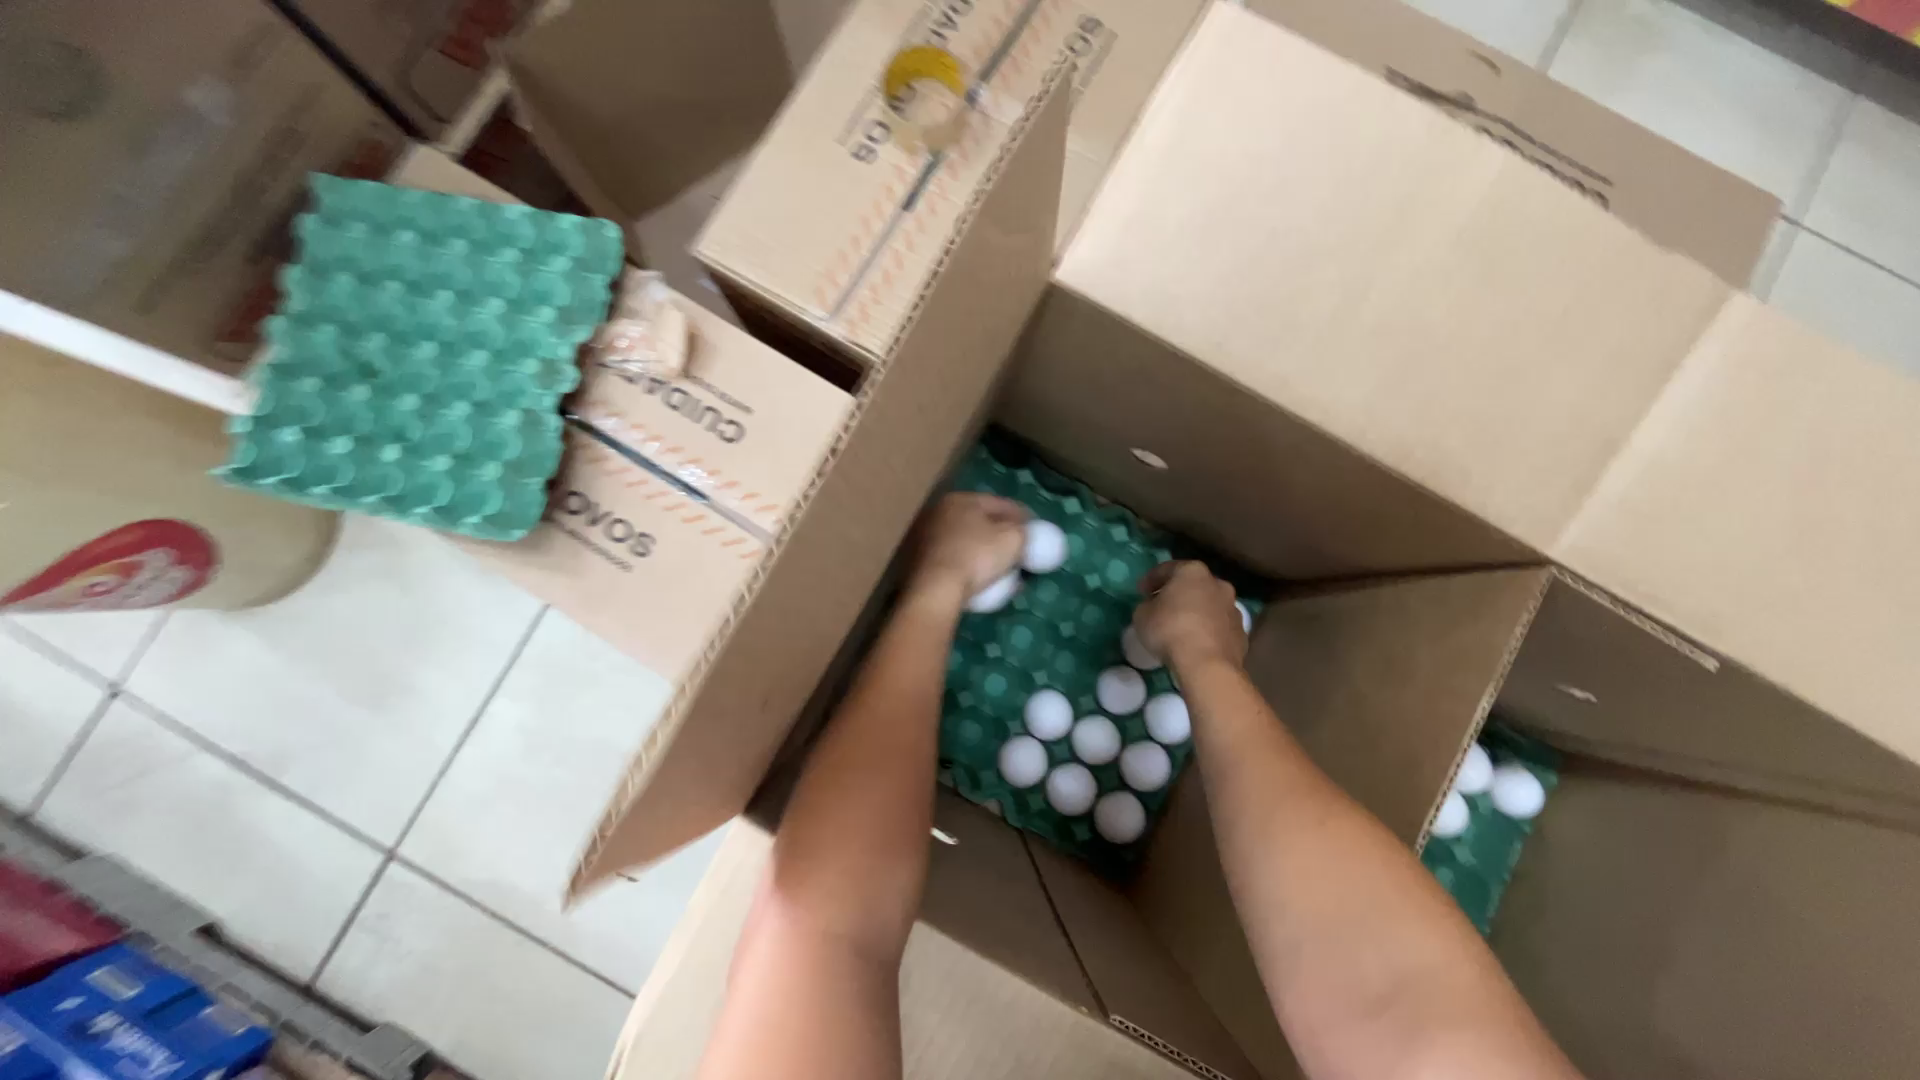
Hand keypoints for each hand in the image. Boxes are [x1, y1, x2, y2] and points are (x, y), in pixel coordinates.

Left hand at [907, 493, 1027, 601]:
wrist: (934, 590)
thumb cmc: (976, 557)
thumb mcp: (1012, 539)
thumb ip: (1022, 529)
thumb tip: (1022, 530)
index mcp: (961, 499)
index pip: (1000, 503)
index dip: (1022, 516)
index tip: (1035, 531)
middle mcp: (938, 511)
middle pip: (979, 521)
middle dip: (1000, 534)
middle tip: (1019, 549)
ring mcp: (923, 536)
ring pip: (964, 542)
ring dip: (983, 552)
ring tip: (1001, 569)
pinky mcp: (916, 561)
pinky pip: (952, 559)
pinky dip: (967, 566)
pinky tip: (979, 581)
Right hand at [1133, 561, 1245, 671]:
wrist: (1207, 664)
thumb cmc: (1170, 630)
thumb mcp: (1142, 615)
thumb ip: (1147, 606)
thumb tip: (1154, 608)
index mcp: (1193, 572)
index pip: (1167, 569)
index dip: (1151, 580)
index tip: (1141, 592)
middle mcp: (1218, 584)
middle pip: (1193, 585)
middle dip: (1178, 594)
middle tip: (1162, 607)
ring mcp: (1233, 608)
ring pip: (1209, 605)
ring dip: (1196, 612)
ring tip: (1181, 628)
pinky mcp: (1241, 633)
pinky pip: (1219, 627)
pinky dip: (1208, 631)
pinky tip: (1196, 644)